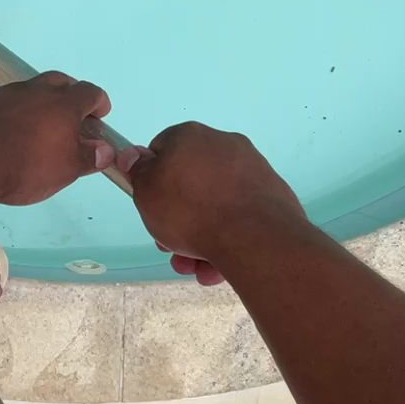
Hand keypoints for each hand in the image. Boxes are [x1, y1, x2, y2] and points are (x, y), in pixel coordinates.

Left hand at [0, 72, 117, 206]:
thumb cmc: (26, 167)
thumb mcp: (65, 169)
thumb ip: (88, 157)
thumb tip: (105, 150)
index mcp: (62, 104)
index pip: (89, 93)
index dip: (99, 102)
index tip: (100, 114)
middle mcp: (35, 91)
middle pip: (59, 81)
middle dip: (68, 94)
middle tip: (68, 114)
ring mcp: (4, 95)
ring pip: (27, 91)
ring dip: (36, 103)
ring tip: (34, 127)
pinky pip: (0, 104)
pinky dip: (9, 114)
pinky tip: (3, 133)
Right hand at [115, 121, 307, 285]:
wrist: (253, 236)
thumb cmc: (188, 210)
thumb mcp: (146, 192)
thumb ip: (138, 172)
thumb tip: (133, 155)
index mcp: (190, 136)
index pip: (161, 150)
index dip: (151, 179)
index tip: (151, 205)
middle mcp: (223, 143)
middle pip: (188, 183)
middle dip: (176, 218)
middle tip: (170, 246)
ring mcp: (251, 168)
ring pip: (213, 204)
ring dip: (198, 237)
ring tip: (195, 266)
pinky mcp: (270, 193)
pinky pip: (237, 215)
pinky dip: (225, 238)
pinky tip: (217, 266)